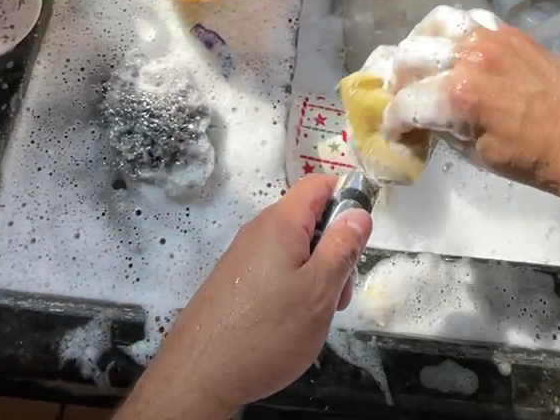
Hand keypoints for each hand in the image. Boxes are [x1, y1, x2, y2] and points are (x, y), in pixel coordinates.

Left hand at [122, 175, 371, 419]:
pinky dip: (293, 286)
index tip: (359, 236)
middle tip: (340, 291)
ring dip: (316, 272)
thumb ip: (342, 248)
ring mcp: (245, 255)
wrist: (199, 376)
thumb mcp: (318, 291)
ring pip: (294, 248)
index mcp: (281, 222)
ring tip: (317, 315)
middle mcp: (260, 230)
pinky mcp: (237, 280)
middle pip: (309, 219)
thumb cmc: (266, 331)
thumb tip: (359, 213)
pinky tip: (291, 322)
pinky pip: (276, 268)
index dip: (346, 197)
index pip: (318, 184)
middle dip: (333, 248)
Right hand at [385, 22, 559, 196]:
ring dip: (421, 44)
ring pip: (436, 24)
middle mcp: (470, 58)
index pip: (405, 101)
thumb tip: (418, 118)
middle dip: (398, 80)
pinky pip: (469, 18)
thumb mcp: (476, 153)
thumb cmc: (534, 160)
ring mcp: (491, 38)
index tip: (394, 130)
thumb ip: (440, 126)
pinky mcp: (509, 31)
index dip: (393, 120)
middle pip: (409, 55)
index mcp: (460, 96)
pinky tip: (455, 49)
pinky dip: (454, 31)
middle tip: (404, 97)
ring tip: (424, 62)